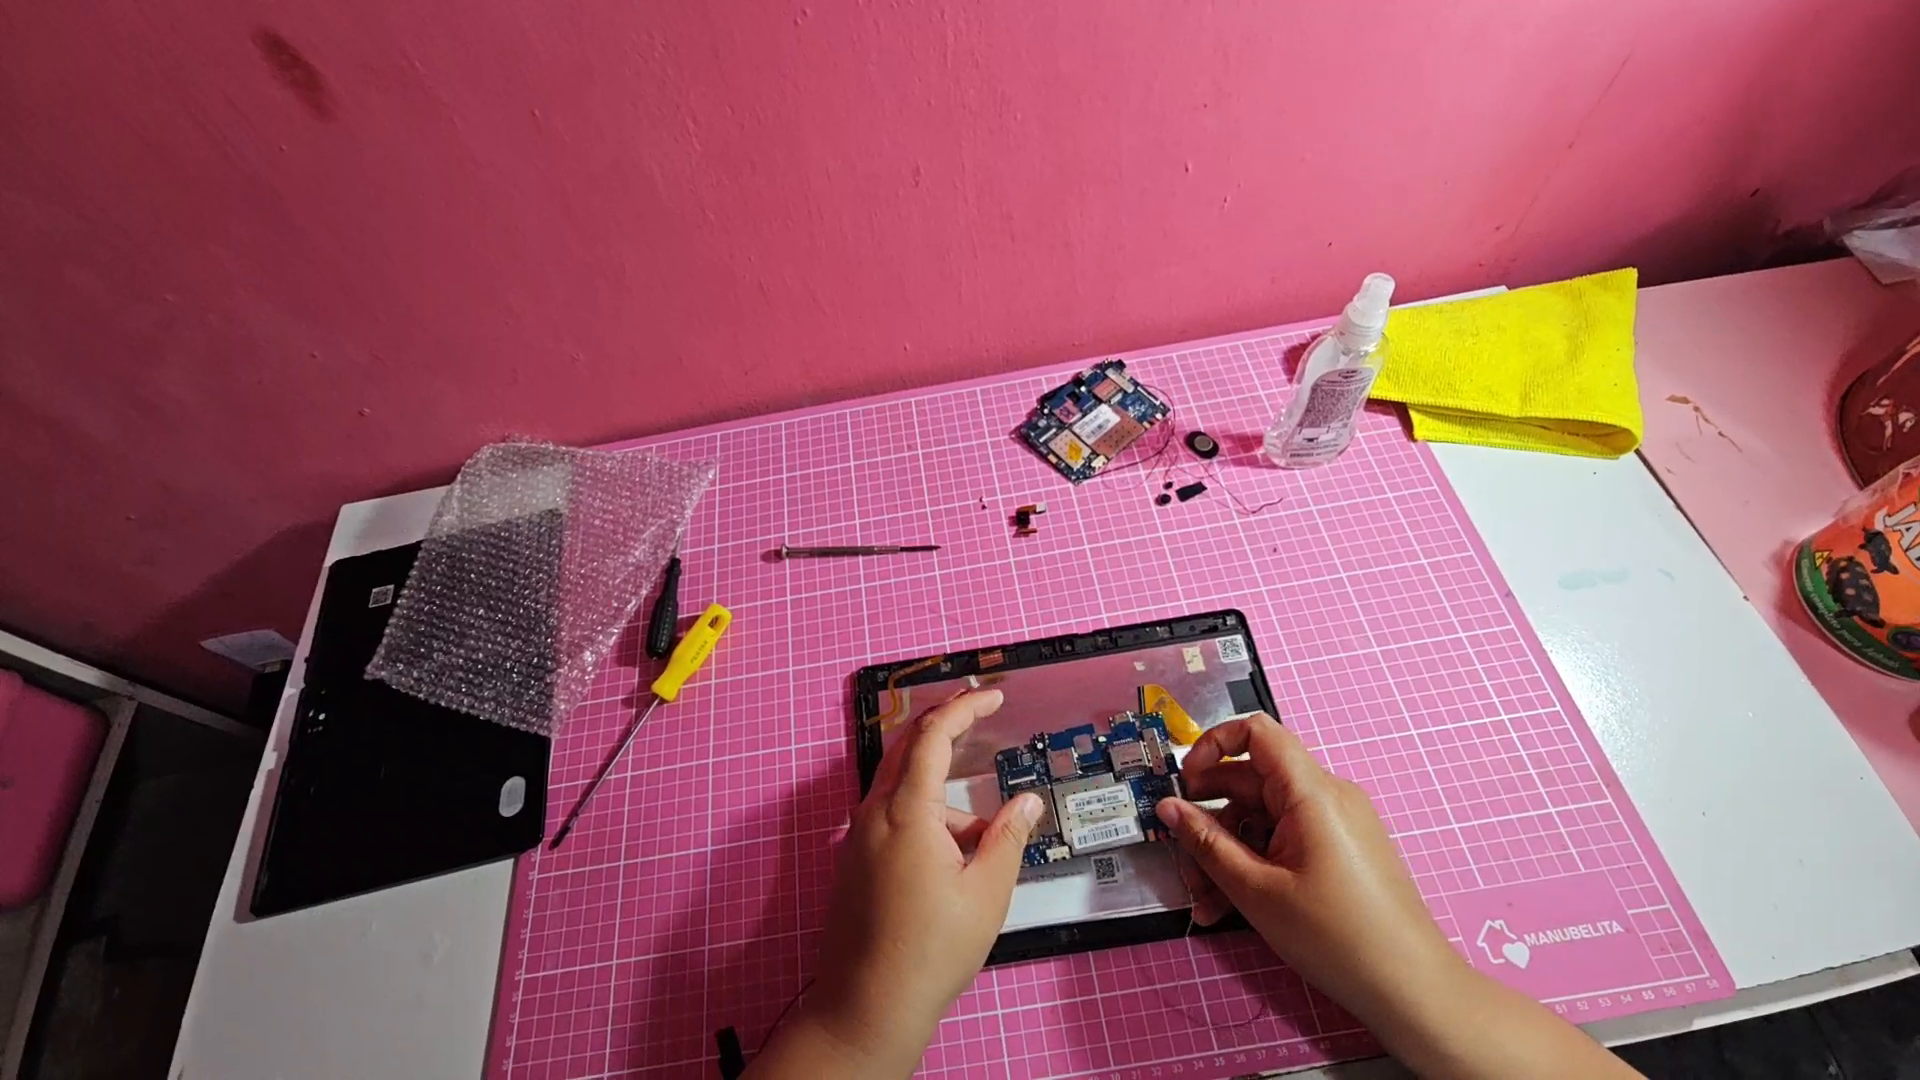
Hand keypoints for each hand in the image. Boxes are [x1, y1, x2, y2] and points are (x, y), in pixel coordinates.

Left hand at [754, 689, 1041, 1077]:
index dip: (964, 707)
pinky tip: (953, 860)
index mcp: (905, 812)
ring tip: (983, 846)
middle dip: (946, 726)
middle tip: (981, 716)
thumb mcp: (986, 892)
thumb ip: (1008, 836)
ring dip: (944, 796)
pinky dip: (926, 816)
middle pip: (910, 747)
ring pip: (904, 787)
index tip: (993, 695)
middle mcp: (874, 812)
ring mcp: (858, 835)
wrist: (866, 1006)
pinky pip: (892, 814)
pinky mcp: (854, 857)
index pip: (933, 736)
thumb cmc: (930, 951)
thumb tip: (1026, 800)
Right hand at [1155, 712, 1465, 1027]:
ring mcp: (1334, 824)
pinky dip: (1254, 863)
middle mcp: (1326, 796)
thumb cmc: (1336, 938)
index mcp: (1312, 792)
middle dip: (1209, 821)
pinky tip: (1229, 905)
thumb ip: (1207, 844)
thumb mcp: (1256, 891)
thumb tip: (1168, 807)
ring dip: (1227, 853)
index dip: (1213, 745)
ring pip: (1261, 819)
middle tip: (1181, 858)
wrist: (1414, 992)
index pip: (1257, 732)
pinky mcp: (1338, 849)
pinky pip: (1282, 839)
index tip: (1186, 782)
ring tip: (1204, 902)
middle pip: (1251, 785)